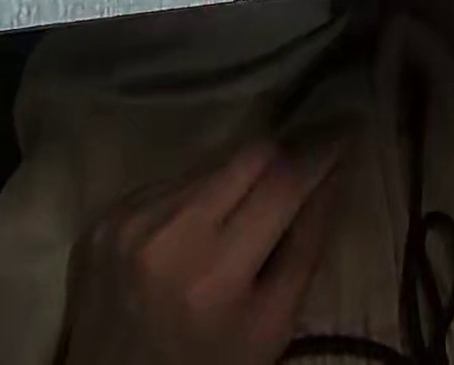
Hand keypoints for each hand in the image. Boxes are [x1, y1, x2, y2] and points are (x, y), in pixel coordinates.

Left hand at [67, 141, 341, 364]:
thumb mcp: (273, 325)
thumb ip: (308, 244)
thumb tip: (335, 171)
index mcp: (214, 277)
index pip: (283, 184)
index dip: (320, 151)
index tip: (347, 128)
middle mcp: (167, 236)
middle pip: (250, 155)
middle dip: (284, 157)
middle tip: (301, 168)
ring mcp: (129, 221)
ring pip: (214, 163)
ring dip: (239, 180)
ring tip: (239, 218)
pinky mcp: (106, 215)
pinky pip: (176, 180)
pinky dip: (197, 195)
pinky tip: (195, 231)